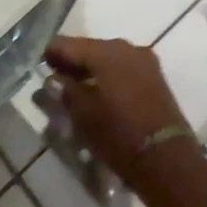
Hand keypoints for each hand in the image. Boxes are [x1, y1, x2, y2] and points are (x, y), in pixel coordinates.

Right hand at [41, 37, 203, 197]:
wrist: (168, 162)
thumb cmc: (119, 134)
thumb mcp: (82, 113)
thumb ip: (64, 90)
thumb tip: (53, 78)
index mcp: (106, 50)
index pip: (66, 44)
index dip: (50, 55)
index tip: (38, 68)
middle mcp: (126, 48)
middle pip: (89, 50)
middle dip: (72, 65)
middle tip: (56, 84)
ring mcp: (144, 62)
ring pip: (107, 60)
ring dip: (91, 73)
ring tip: (78, 94)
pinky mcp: (155, 79)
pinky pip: (123, 71)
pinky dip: (109, 80)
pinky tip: (100, 98)